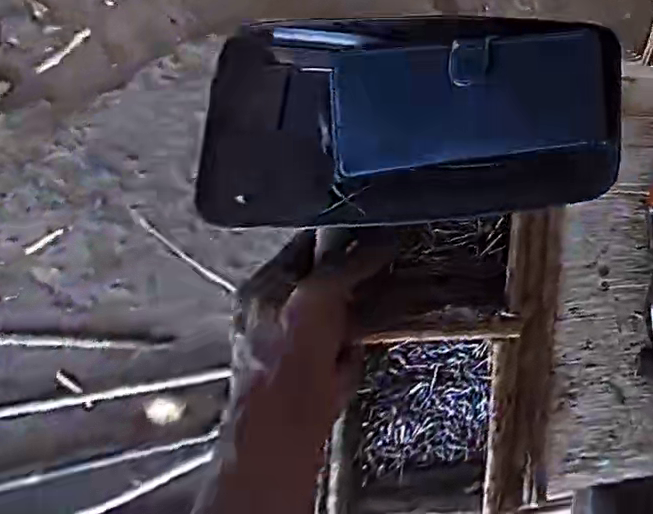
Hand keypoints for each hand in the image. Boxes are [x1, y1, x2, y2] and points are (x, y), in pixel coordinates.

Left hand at [197, 230, 394, 513]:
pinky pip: (351, 332)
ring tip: (389, 287)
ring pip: (342, 303)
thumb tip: (381, 241)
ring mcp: (299, 337)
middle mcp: (277, 309)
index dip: (339, 233)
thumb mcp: (320, 294)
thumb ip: (348, 263)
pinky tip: (374, 327)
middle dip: (356, 268)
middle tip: (385, 257)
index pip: (307, 243)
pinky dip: (364, 329)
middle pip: (327, 274)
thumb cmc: (287, 357)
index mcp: (264, 286)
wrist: (288, 425)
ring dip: (364, 298)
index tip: (371, 228)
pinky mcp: (321, 362)